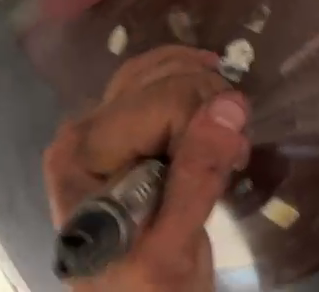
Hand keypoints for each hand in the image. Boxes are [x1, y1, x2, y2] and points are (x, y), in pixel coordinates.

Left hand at [43, 47, 251, 290]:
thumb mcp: (171, 252)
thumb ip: (195, 180)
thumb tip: (229, 106)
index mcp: (83, 154)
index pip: (166, 101)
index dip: (206, 123)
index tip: (231, 164)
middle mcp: (86, 129)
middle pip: (166, 76)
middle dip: (211, 105)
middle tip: (235, 155)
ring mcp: (104, 126)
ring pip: (166, 67)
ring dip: (208, 92)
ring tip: (227, 138)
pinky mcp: (125, 128)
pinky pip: (165, 77)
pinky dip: (199, 84)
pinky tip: (216, 112)